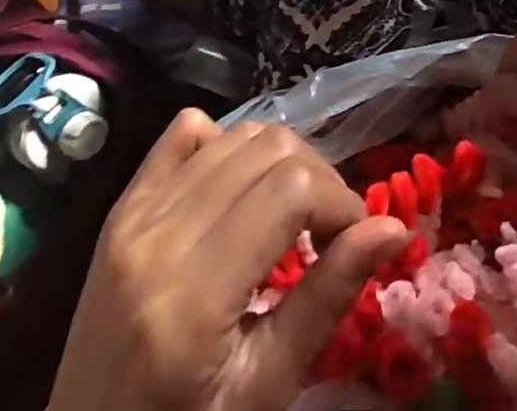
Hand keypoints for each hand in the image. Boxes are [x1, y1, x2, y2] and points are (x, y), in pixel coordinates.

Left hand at [48, 111, 409, 410]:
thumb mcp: (268, 384)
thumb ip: (329, 297)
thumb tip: (394, 228)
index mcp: (192, 295)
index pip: (291, 191)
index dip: (341, 202)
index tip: (357, 239)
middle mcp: (158, 234)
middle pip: (268, 149)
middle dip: (319, 179)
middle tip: (329, 229)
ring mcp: (134, 211)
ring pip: (235, 135)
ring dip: (281, 162)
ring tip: (291, 212)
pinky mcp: (123, 202)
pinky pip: (185, 132)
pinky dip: (226, 144)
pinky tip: (238, 190)